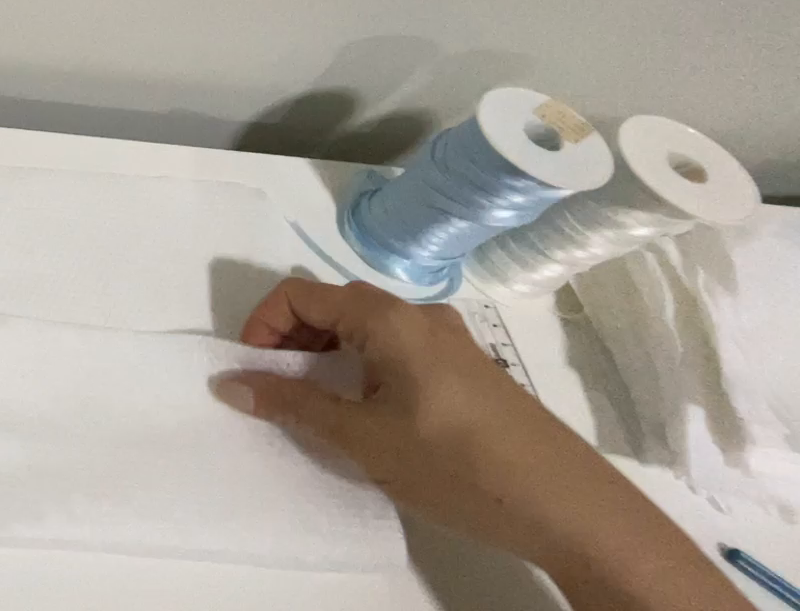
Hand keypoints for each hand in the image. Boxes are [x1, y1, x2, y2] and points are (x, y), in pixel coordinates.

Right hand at [214, 277, 749, 610]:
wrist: (580, 515)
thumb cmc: (458, 465)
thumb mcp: (362, 438)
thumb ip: (291, 403)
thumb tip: (227, 382)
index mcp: (386, 318)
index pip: (298, 294)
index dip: (262, 325)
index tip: (253, 370)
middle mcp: (416, 314)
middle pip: (330, 303)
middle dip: (290, 337)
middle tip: (279, 385)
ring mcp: (449, 339)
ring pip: (363, 325)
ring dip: (326, 351)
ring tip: (320, 400)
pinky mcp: (469, 367)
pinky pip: (395, 345)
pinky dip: (362, 362)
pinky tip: (372, 409)